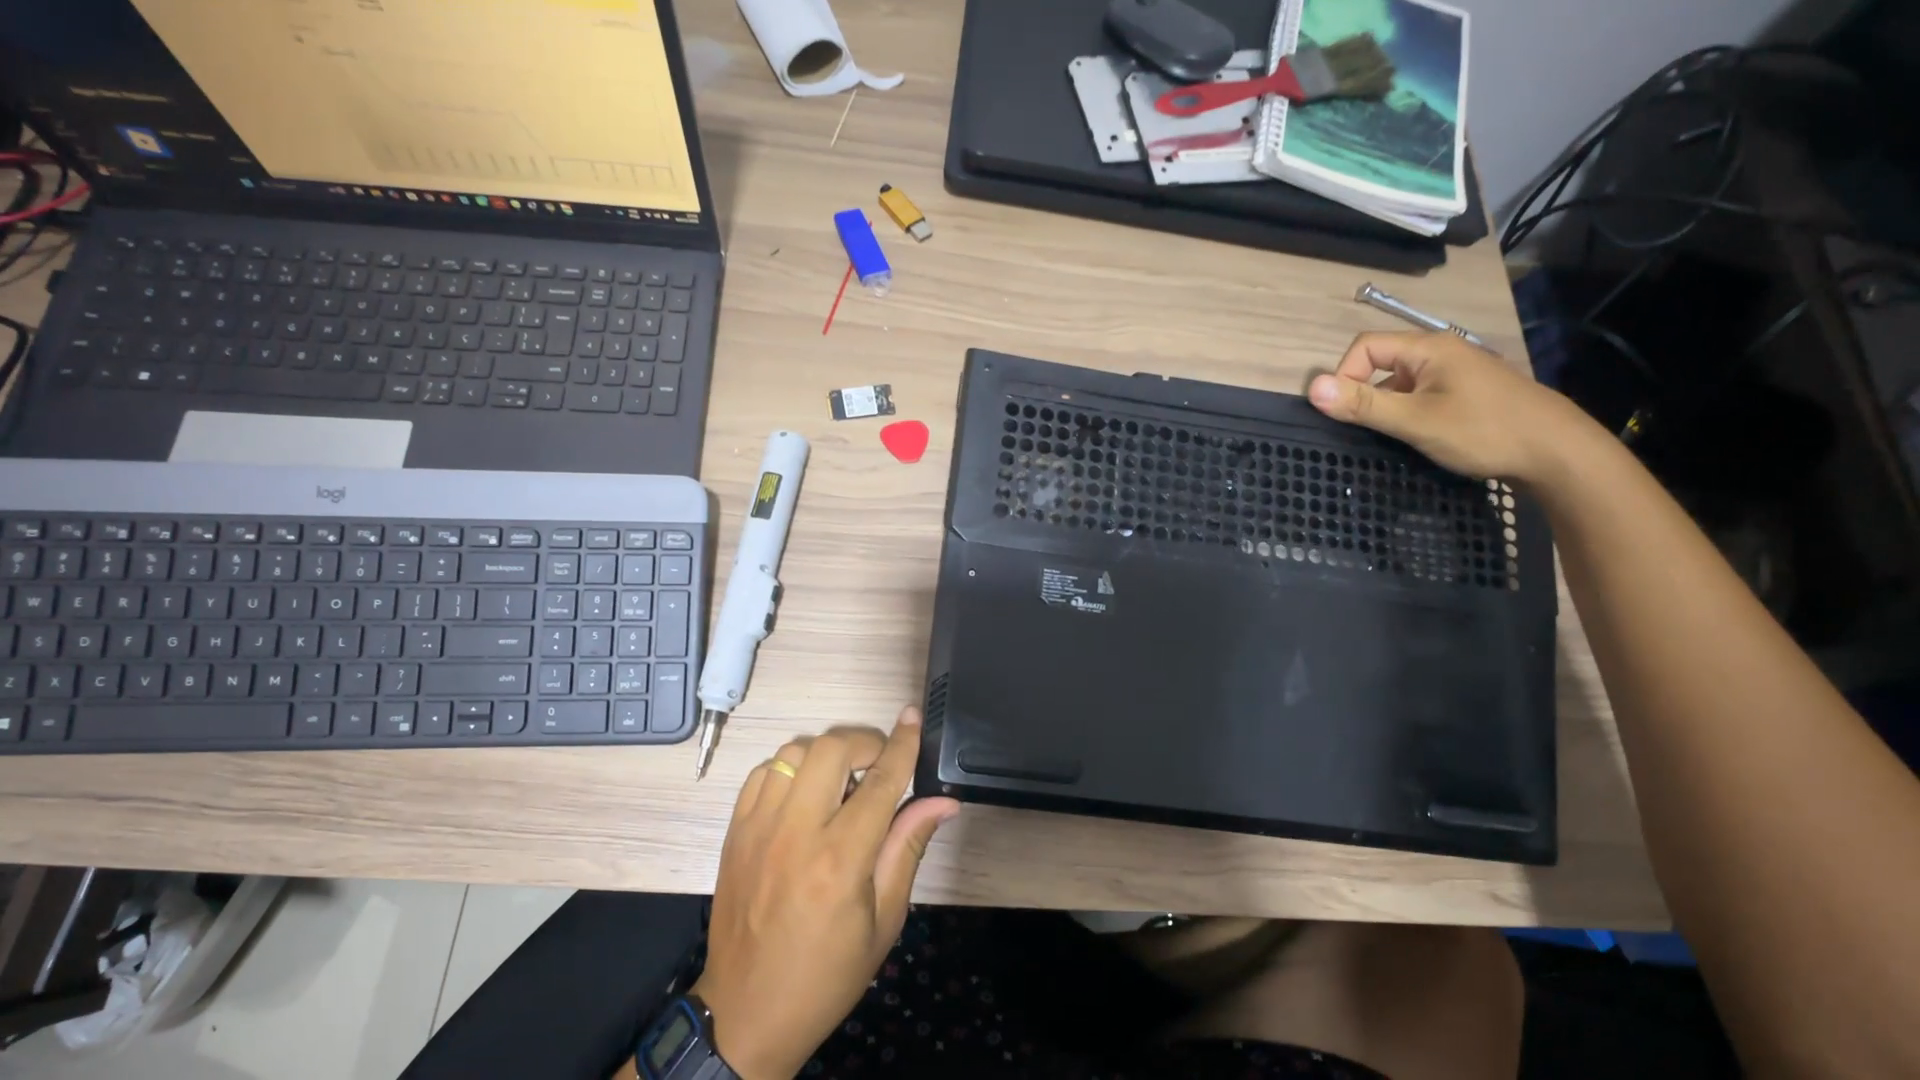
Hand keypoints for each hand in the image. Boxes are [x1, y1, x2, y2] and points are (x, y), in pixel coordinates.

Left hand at [692, 709, 960, 1078]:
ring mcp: (757, 828)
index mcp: (840, 860)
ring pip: (793, 752)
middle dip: (865, 742)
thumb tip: (942, 802)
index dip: (902, 745)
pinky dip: (789, 767)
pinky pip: (762, 772)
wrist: (748, 1010)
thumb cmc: (828, 974)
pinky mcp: (734, 831)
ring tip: (844, 779)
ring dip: (826, 753)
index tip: (912, 718)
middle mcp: (795, 832)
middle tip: (881, 761)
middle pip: (832, 749)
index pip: (880, 782)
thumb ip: (908, 849)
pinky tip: (805, 791)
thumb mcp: (884, 921)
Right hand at [1307, 332, 1599, 484]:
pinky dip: (1409, 414)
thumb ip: (1364, 404)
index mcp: (1429, 348)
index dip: (1344, 375)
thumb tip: (1311, 388)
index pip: (1365, 346)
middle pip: (1382, 363)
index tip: (1344, 412)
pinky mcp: (1469, 393)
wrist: (1557, 452)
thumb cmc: (1484, 431)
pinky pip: (1423, 395)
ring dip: (1387, 407)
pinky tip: (1419, 439)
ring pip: (1402, 383)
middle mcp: (1442, 352)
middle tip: (1365, 431)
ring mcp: (1458, 372)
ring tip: (1393, 439)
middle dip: (1365, 394)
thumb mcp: (1416, 421)